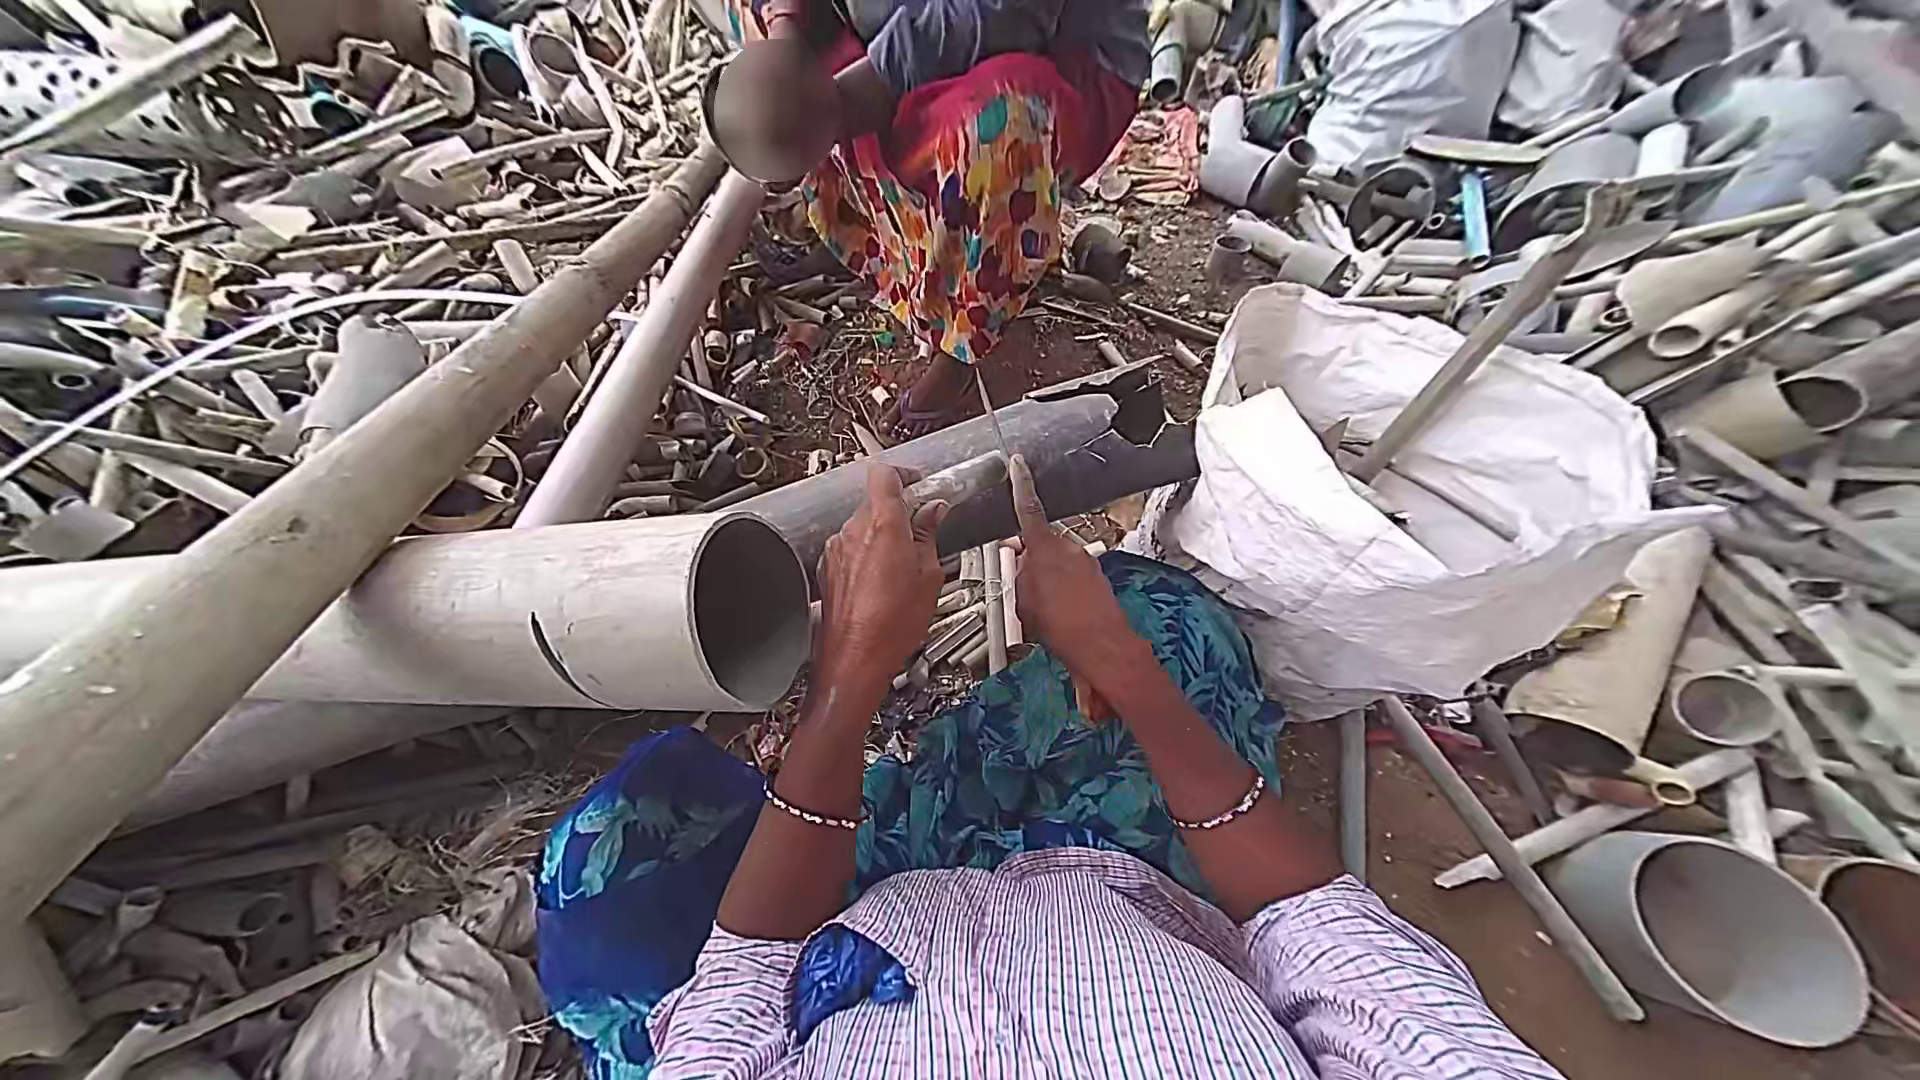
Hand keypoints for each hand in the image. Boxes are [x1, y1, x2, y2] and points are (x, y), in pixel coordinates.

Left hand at [815, 463, 947, 699]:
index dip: (905, 474)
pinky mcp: (829, 567)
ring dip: (884, 535)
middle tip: (923, 526)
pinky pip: (852, 547)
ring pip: (863, 526)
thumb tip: (932, 512)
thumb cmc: (890, 625)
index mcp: (882, 524)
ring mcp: (837, 549)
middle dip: (900, 511)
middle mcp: (853, 531)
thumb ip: (928, 535)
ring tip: (905, 563)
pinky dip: (869, 554)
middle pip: (876, 501)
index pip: (884, 473)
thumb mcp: (929, 576)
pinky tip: (885, 580)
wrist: (855, 658)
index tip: (920, 485)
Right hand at [1006, 455, 1142, 716]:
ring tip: (1043, 607)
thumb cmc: (1061, 628)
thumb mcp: (1023, 602)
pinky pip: (1071, 573)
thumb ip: (1020, 574)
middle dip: (1030, 557)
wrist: (1102, 648)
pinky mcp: (1096, 575)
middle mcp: (1068, 548)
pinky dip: (1062, 587)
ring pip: (1056, 559)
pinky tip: (1060, 612)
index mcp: (1044, 549)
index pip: (1028, 508)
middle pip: (1041, 541)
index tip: (1018, 463)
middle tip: (1021, 584)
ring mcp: (1085, 561)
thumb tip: (1021, 563)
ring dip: (1047, 576)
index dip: (1020, 483)